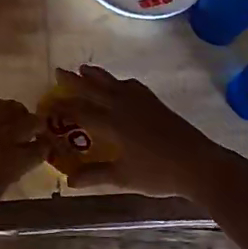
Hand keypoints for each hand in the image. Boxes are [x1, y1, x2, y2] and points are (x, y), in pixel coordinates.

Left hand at [0, 98, 44, 224]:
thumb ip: (15, 168)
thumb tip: (23, 154)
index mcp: (11, 162)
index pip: (39, 148)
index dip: (45, 146)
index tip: (44, 146)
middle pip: (29, 121)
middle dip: (36, 126)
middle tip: (34, 130)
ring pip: (9, 106)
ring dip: (17, 113)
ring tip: (15, 119)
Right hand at [54, 65, 247, 199]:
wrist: (199, 164)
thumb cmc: (158, 173)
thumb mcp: (123, 178)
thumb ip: (95, 175)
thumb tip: (70, 180)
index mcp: (112, 123)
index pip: (80, 111)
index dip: (62, 108)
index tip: (48, 105)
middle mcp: (123, 106)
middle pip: (93, 89)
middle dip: (74, 81)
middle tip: (59, 71)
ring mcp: (141, 101)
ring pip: (112, 82)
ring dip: (96, 76)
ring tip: (84, 68)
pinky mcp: (155, 103)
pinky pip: (130, 85)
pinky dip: (119, 82)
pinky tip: (120, 85)